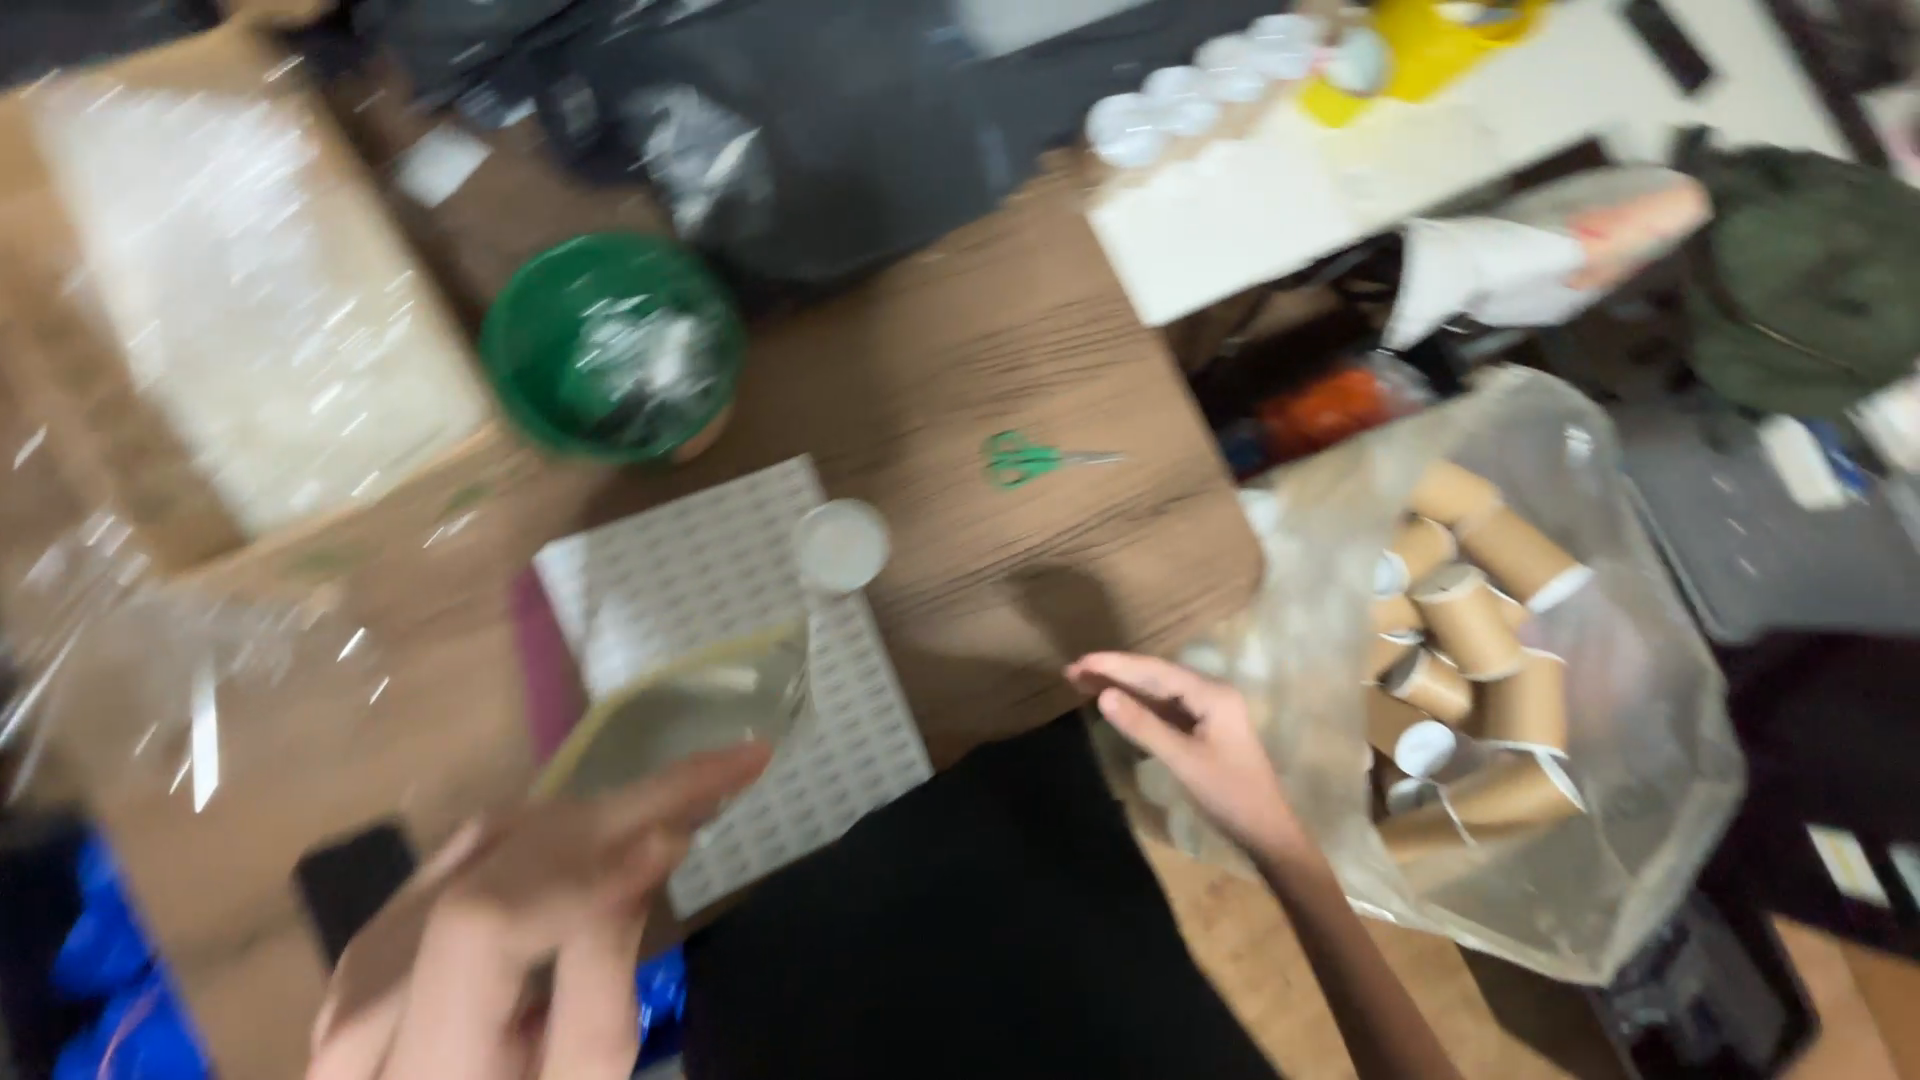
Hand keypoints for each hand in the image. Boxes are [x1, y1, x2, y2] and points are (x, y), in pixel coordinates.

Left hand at [307, 741, 772, 1079]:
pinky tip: (611, 827)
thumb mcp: (586, 1076)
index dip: (592, 866)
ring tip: (679, 798)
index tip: (689, 828)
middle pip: (499, 859)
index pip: (490, 924)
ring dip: (598, 811)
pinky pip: (476, 841)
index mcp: (423, 1064)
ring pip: (493, 833)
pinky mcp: (379, 930)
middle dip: (623, 809)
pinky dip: (558, 823)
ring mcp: (358, 959)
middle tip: (723, 772)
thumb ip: (606, 966)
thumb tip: (657, 838)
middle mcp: (361, 999)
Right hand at [1066, 652, 1298, 855]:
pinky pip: (1163, 707)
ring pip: (1157, 690)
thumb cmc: (1229, 795)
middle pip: (1154, 675)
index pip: (1154, 670)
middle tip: (1072, 671)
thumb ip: (1142, 726)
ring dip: (1122, 686)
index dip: (1114, 665)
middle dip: (1113, 672)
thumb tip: (1102, 695)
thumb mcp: (1182, 760)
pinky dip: (1136, 704)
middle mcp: (1210, 692)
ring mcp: (1207, 710)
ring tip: (1082, 682)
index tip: (1078, 663)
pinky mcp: (1201, 727)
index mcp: (1212, 693)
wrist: (1267, 832)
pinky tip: (1115, 703)